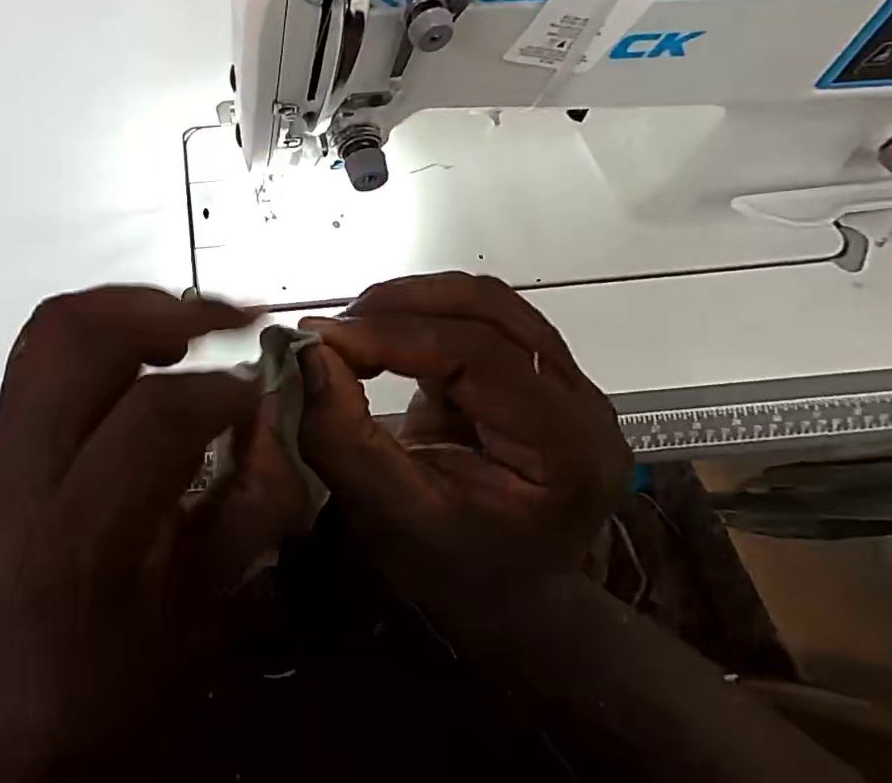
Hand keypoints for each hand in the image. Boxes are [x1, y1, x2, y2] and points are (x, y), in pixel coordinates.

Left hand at [0, 287, 310, 776]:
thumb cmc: (103, 669)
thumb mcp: (195, 613)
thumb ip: (245, 511)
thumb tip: (276, 420)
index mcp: (77, 531)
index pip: (153, 417)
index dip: (221, 389)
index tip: (263, 388)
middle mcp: (25, 466)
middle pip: (81, 340)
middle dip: (168, 312)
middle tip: (232, 319)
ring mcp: (1, 438)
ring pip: (57, 324)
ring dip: (134, 304)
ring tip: (195, 320)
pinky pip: (47, 339)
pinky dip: (105, 317)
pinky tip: (149, 336)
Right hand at [296, 273, 631, 610]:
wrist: (499, 592)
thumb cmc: (454, 571)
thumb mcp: (391, 518)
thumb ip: (346, 439)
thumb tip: (310, 354)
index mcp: (568, 450)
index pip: (480, 355)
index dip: (392, 335)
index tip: (319, 338)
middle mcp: (581, 403)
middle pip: (489, 310)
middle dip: (398, 308)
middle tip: (329, 332)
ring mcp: (562, 380)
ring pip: (482, 300)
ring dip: (407, 302)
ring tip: (348, 332)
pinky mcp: (526, 369)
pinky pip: (472, 315)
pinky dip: (415, 314)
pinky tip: (375, 338)